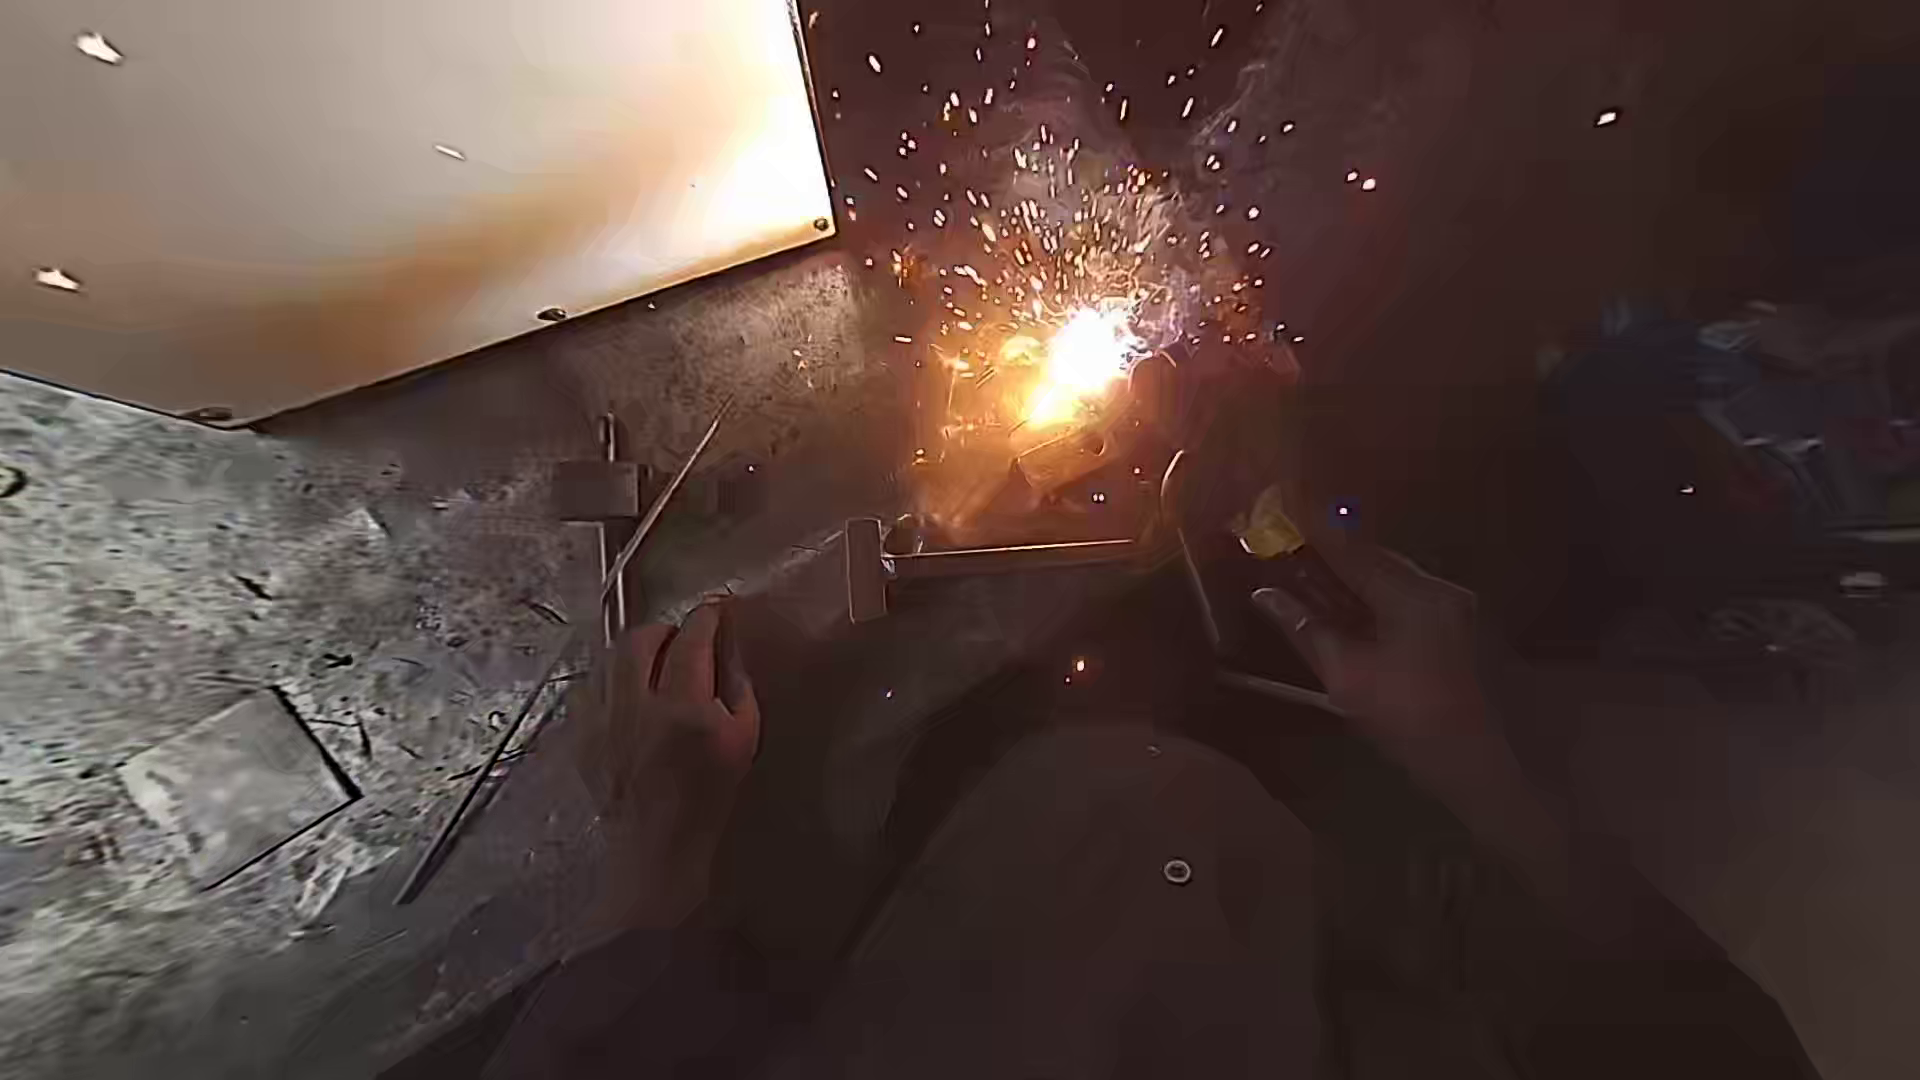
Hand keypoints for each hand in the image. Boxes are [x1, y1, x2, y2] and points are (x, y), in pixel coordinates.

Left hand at [557, 602, 760, 941]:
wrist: (658, 845)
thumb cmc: (712, 790)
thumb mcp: (745, 734)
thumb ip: (738, 683)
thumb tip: (726, 645)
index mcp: (687, 709)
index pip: (693, 641)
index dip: (706, 617)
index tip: (716, 610)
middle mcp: (639, 708)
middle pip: (641, 639)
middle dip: (667, 627)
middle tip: (684, 637)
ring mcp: (602, 721)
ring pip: (611, 656)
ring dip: (639, 647)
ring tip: (657, 659)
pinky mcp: (581, 735)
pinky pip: (591, 683)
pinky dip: (613, 674)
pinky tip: (630, 688)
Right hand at [1253, 541, 1486, 749]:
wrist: (1492, 771)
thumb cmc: (1411, 721)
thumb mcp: (1346, 676)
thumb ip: (1304, 628)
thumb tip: (1264, 595)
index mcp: (1413, 598)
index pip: (1351, 549)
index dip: (1312, 526)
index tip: (1281, 503)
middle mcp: (1438, 591)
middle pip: (1370, 558)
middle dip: (1324, 550)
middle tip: (1283, 540)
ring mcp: (1453, 608)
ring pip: (1385, 577)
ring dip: (1342, 573)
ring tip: (1299, 567)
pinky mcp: (1456, 626)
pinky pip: (1399, 596)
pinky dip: (1364, 594)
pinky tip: (1337, 600)